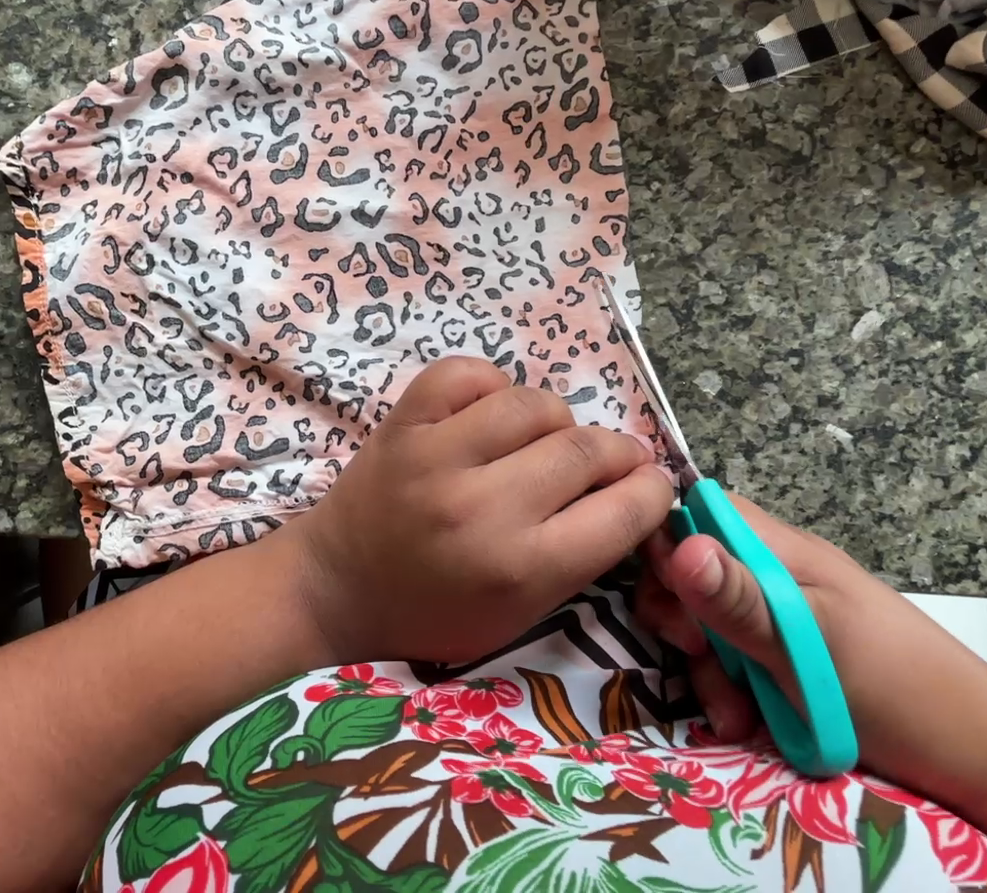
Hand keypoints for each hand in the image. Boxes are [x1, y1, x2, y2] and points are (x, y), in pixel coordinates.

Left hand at [283, 357, 674, 665]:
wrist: (335, 587)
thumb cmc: (430, 613)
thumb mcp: (519, 613)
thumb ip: (578, 556)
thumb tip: (632, 490)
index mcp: (521, 568)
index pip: (624, 511)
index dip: (652, 492)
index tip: (647, 486)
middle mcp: (483, 508)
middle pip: (585, 449)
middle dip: (616, 453)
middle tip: (607, 462)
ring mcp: (436, 457)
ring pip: (534, 404)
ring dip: (554, 421)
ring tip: (541, 442)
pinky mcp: (402, 423)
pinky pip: (467, 374)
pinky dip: (489, 386)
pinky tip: (488, 414)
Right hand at [634, 495, 986, 787]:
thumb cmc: (903, 693)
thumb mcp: (812, 645)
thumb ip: (739, 600)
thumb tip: (677, 545)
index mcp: (781, 551)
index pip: (696, 512)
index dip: (668, 544)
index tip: (672, 598)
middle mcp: (773, 576)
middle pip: (689, 573)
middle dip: (680, 619)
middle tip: (695, 655)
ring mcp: (778, 620)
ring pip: (704, 625)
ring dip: (704, 668)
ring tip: (732, 714)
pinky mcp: (782, 661)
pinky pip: (730, 663)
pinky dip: (726, 691)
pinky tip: (743, 722)